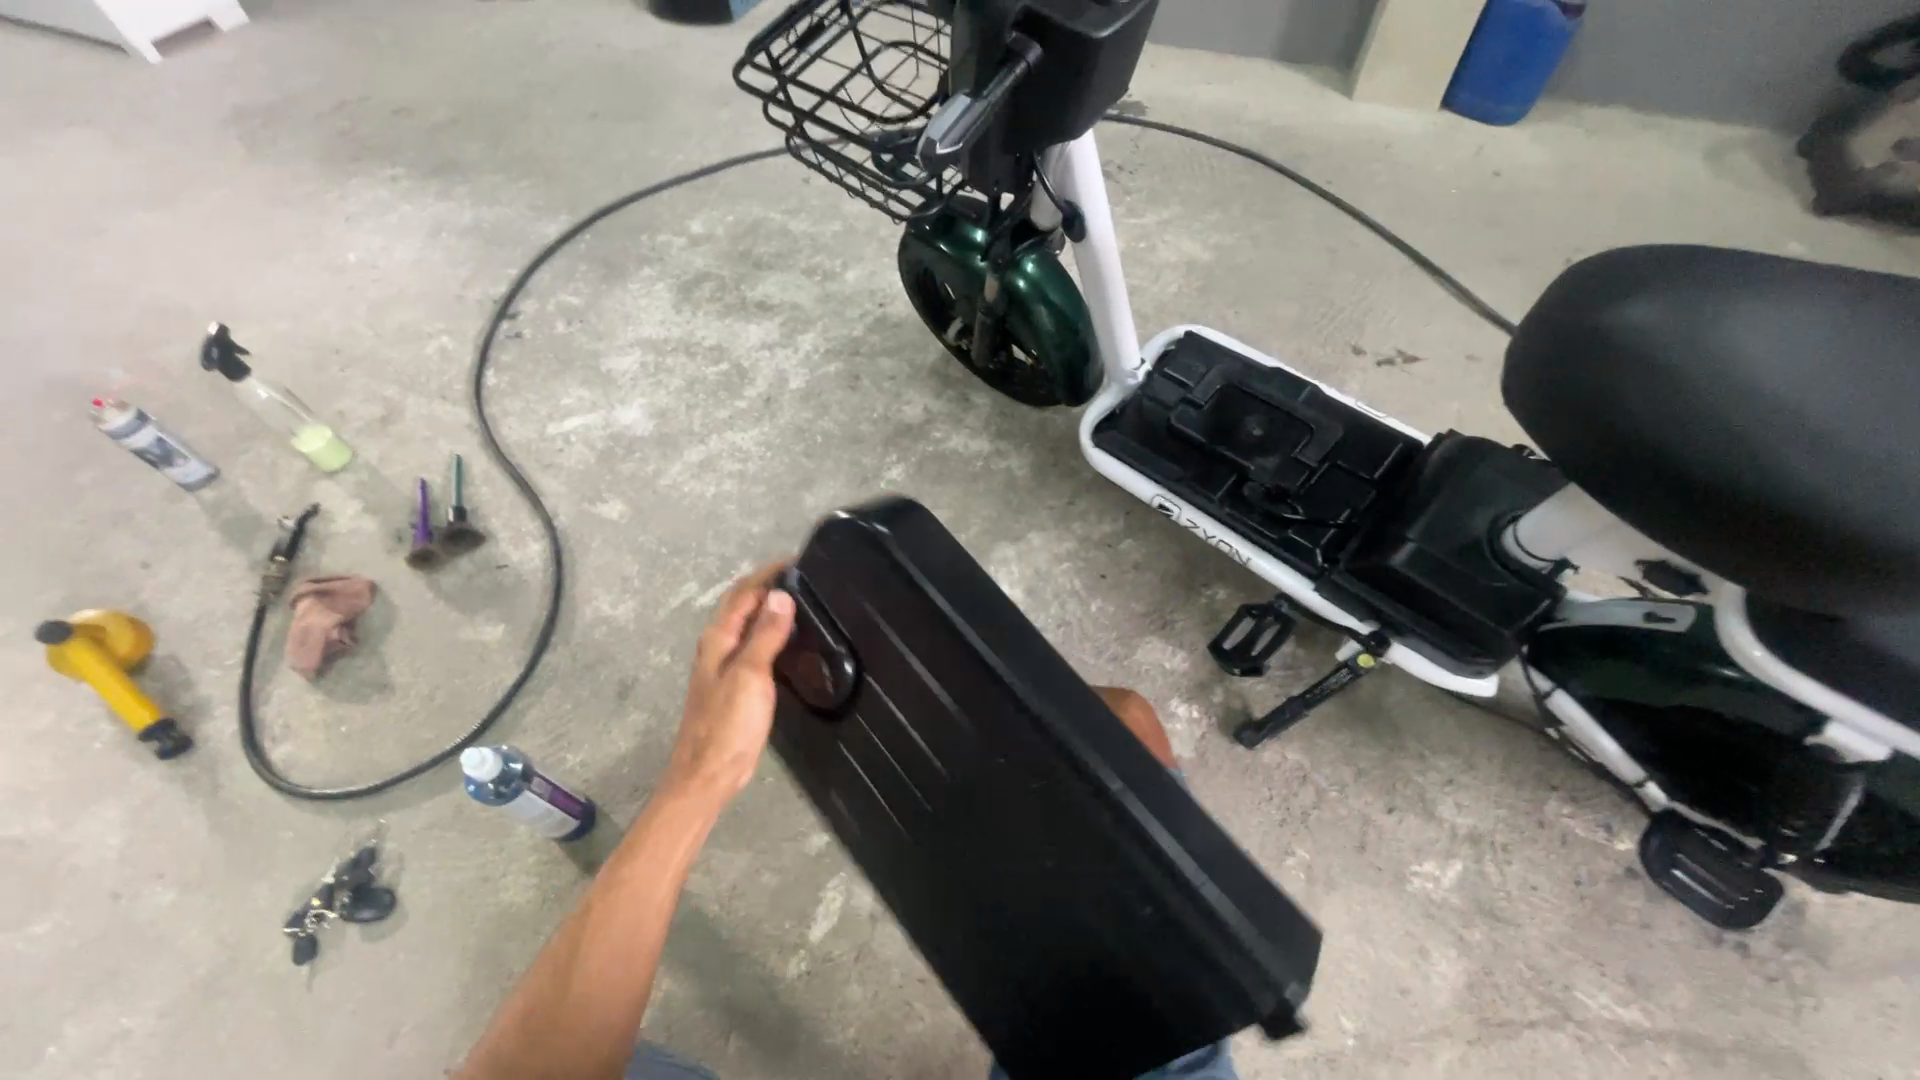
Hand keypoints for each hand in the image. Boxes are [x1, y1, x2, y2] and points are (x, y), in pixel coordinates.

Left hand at [664, 562, 796, 801]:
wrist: (708, 776)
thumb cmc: (727, 725)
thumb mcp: (750, 676)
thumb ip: (765, 634)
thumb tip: (782, 595)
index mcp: (718, 639)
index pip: (743, 593)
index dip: (769, 573)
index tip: (800, 561)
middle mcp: (719, 647)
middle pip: (744, 606)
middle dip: (771, 586)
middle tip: (809, 578)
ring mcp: (726, 667)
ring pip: (750, 626)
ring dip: (773, 610)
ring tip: (807, 602)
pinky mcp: (737, 685)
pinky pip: (757, 647)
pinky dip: (774, 635)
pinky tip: (794, 641)